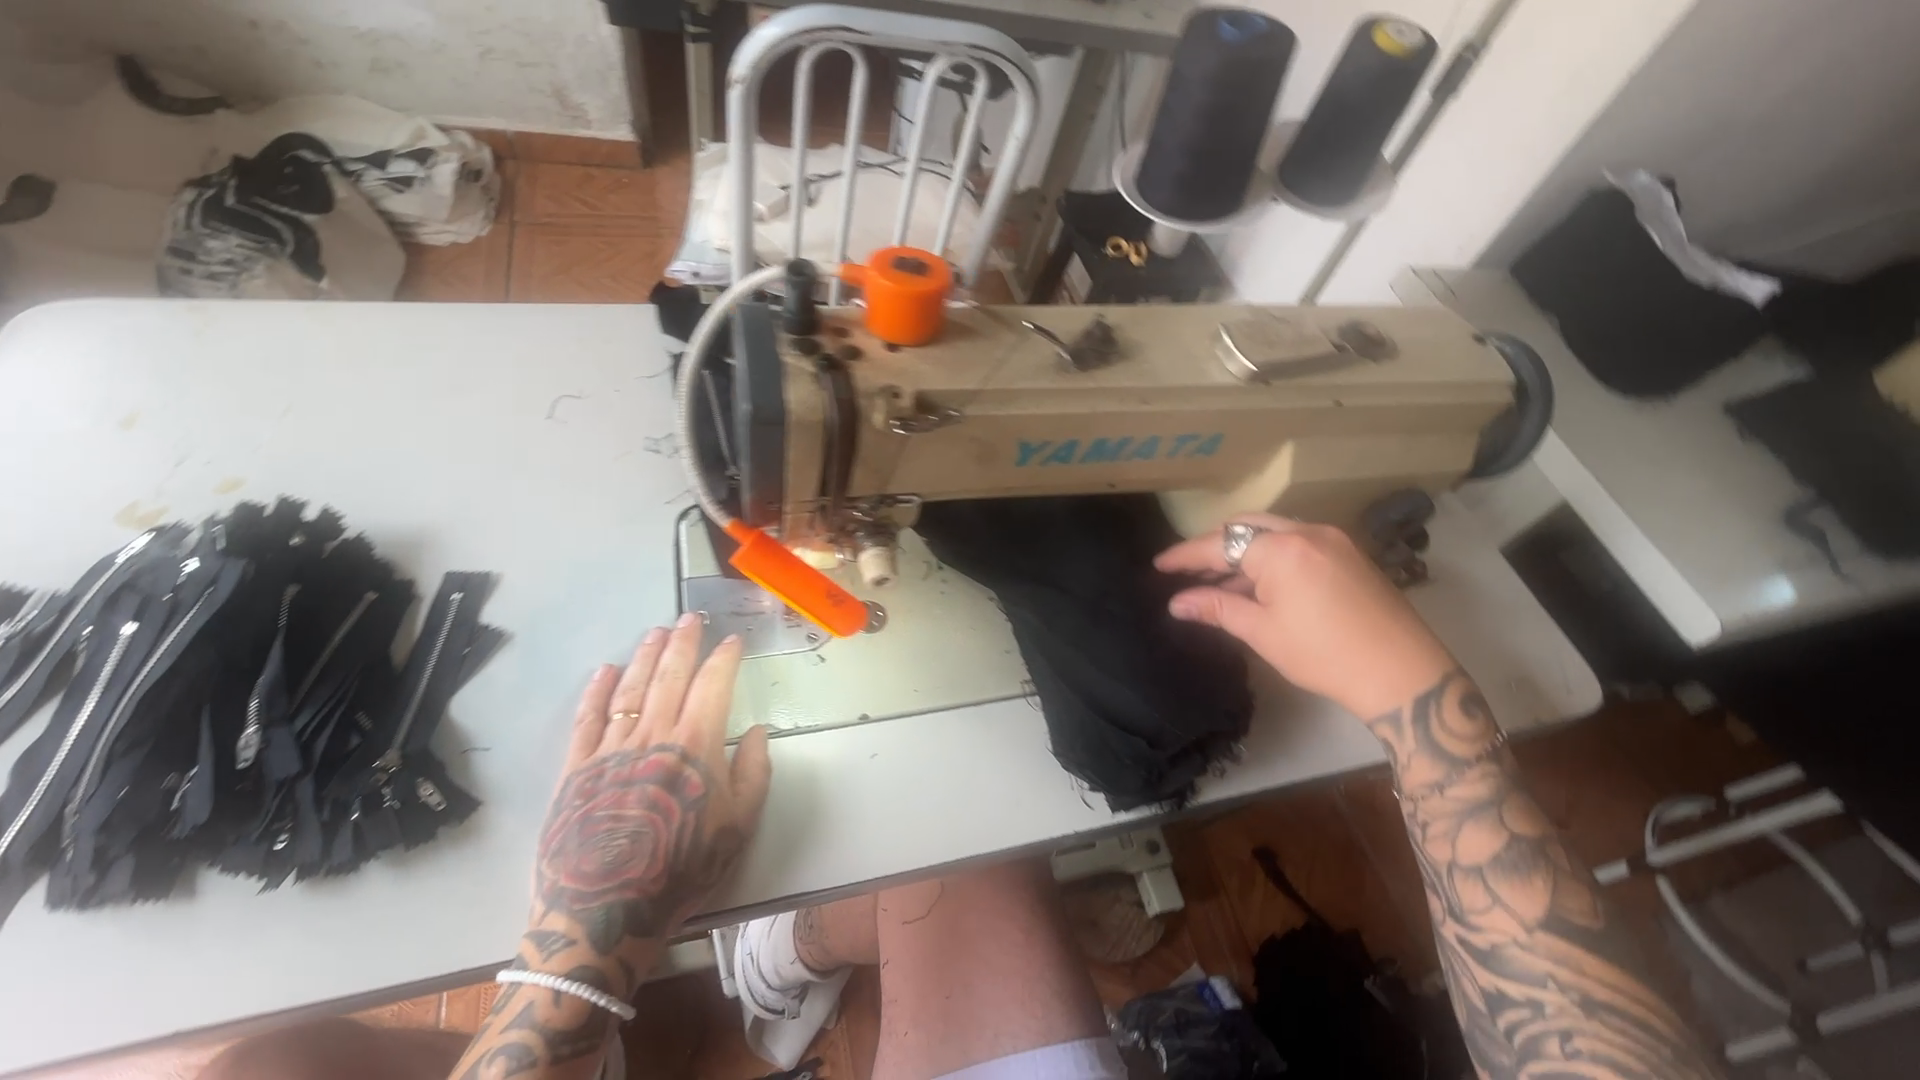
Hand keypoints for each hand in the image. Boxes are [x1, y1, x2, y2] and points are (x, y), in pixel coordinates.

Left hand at [521, 614, 772, 995]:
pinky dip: (596, 691)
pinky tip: (604, 671)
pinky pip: (586, 718)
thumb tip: (757, 731)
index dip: (726, 658)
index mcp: (696, 744)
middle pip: (669, 674)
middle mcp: (653, 734)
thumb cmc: (683, 869)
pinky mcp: (574, 768)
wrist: (606, 912)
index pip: (714, 684)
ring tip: (655, 632)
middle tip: (691, 618)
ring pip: (630, 689)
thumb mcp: (739, 826)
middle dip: (683, 642)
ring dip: (644, 655)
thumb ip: (754, 772)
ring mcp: (610, 748)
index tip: (734, 641)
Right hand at [1155, 513, 1456, 719]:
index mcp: (1282, 549)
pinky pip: (1296, 543)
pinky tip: (1257, 586)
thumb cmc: (1323, 656)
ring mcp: (1332, 539)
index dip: (1185, 556)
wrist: (1402, 673)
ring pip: (1273, 533)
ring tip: (1217, 584)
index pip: (1220, 544)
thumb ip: (1217, 609)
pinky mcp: (1348, 553)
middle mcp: (1307, 531)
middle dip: (1214, 547)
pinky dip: (1271, 557)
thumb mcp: (1262, 632)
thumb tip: (1176, 603)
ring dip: (1243, 552)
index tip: (1159, 566)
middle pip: (1246, 527)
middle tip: (1188, 572)